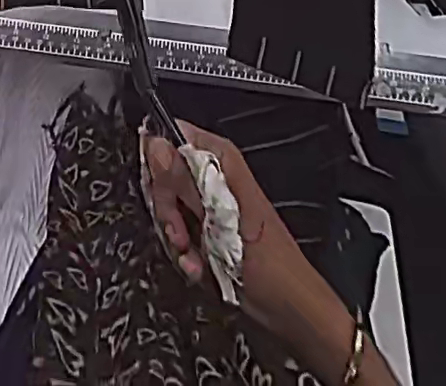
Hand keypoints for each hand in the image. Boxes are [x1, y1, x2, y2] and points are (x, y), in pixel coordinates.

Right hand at [145, 121, 391, 384]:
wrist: (291, 309)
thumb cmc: (270, 264)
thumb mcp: (219, 219)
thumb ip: (183, 179)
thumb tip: (154, 144)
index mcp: (221, 158)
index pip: (169, 136)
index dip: (155, 163)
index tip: (159, 194)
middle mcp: (214, 173)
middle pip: (163, 173)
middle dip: (166, 209)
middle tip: (179, 232)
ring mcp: (210, 201)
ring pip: (167, 204)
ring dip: (174, 235)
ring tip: (193, 256)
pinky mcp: (207, 226)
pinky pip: (178, 229)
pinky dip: (183, 250)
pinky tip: (197, 265)